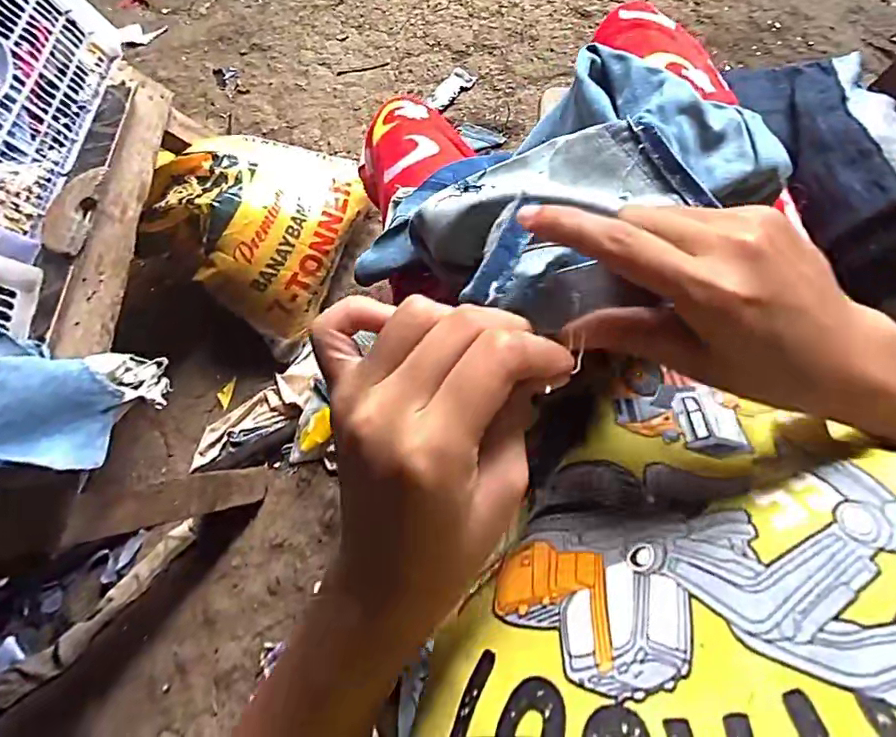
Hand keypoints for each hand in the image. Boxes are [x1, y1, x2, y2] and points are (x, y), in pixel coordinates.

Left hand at [308, 295, 574, 646]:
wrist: (378, 586)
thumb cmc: (451, 553)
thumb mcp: (506, 489)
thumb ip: (516, 415)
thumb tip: (529, 363)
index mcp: (433, 447)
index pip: (495, 356)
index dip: (538, 348)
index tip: (560, 362)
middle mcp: (386, 410)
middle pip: (458, 324)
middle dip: (510, 328)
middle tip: (529, 354)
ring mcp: (353, 397)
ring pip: (414, 312)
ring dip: (459, 317)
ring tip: (481, 346)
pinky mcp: (336, 394)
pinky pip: (335, 327)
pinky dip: (367, 310)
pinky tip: (399, 324)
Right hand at [519, 203, 895, 533]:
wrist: (852, 353)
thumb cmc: (773, 374)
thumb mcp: (699, 361)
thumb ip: (633, 331)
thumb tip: (571, 326)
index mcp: (710, 287)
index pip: (624, 243)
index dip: (572, 226)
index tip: (532, 216)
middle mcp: (729, 240)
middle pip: (641, 217)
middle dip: (616, 237)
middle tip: (618, 276)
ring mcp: (751, 219)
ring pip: (668, 212)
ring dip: (651, 235)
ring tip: (669, 276)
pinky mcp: (765, 210)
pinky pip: (700, 213)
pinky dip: (684, 234)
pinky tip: (705, 267)